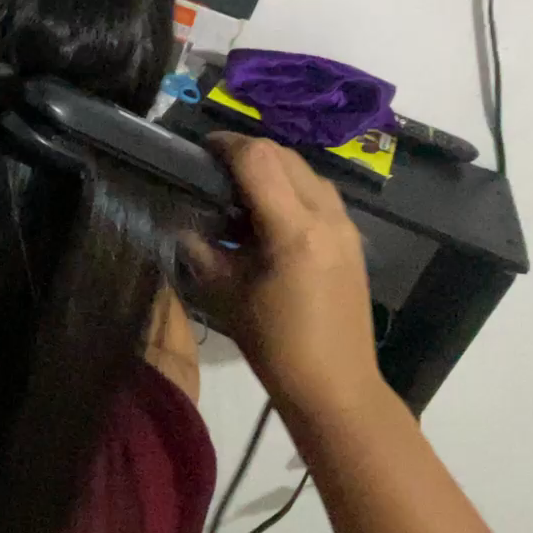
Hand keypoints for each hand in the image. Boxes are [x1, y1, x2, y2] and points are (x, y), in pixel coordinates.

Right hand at [187, 133, 386, 418]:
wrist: (336, 388)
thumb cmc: (274, 345)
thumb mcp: (225, 293)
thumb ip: (200, 249)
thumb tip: (181, 223)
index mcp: (293, 230)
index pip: (258, 159)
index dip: (226, 144)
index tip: (200, 149)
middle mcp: (326, 217)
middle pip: (283, 155)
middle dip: (247, 152)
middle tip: (214, 169)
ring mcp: (345, 227)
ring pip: (305, 170)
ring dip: (271, 167)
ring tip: (239, 188)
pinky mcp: (352, 240)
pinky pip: (319, 192)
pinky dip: (291, 186)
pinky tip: (268, 212)